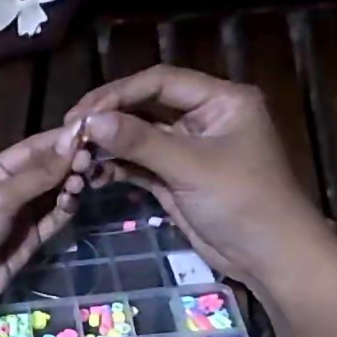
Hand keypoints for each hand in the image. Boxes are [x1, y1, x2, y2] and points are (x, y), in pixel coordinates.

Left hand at [0, 126, 81, 324]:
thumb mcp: (0, 197)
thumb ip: (39, 173)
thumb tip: (74, 140)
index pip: (33, 149)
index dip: (61, 141)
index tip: (92, 132)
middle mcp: (9, 189)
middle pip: (47, 171)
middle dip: (69, 165)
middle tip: (91, 163)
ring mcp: (20, 215)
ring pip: (53, 194)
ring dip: (69, 186)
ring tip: (83, 182)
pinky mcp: (30, 239)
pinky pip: (53, 219)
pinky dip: (65, 210)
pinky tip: (74, 201)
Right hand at [62, 65, 325, 280]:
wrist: (267, 255)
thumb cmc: (241, 200)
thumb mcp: (190, 166)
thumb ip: (140, 142)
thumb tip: (91, 122)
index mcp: (219, 100)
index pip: (161, 81)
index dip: (118, 93)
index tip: (82, 113)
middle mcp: (203, 118)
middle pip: (147, 106)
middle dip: (109, 118)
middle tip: (70, 131)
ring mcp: (188, 150)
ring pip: (140, 138)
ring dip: (109, 145)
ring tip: (75, 155)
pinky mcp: (176, 179)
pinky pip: (141, 166)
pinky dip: (118, 168)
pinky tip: (93, 174)